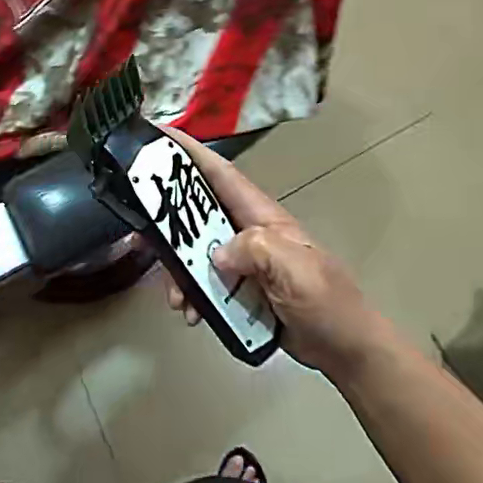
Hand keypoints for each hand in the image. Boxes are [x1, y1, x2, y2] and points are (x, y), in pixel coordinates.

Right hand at [153, 127, 396, 379]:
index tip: (158, 135)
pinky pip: (203, 283)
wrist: (345, 347)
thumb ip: (257, 249)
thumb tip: (216, 253)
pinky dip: (191, 295)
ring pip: (195, 252)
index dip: (191, 152)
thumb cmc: (326, 302)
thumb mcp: (295, 269)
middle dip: (167, 219)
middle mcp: (247, 231)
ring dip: (178, 270)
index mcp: (261, 216)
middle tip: (138, 230)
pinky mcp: (239, 288)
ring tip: (173, 296)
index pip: (221, 174)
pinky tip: (190, 313)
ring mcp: (243, 261)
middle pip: (197, 212)